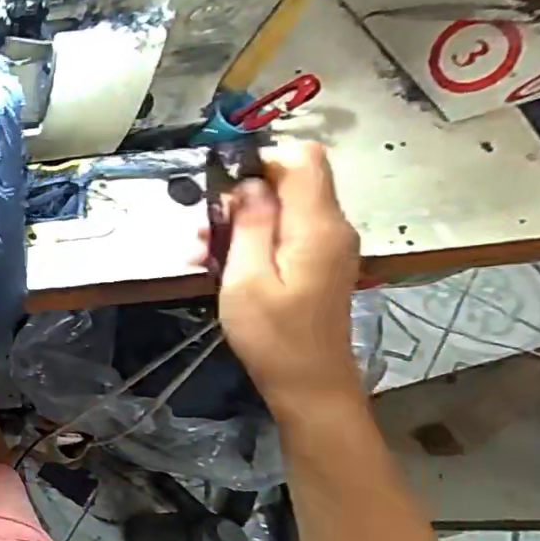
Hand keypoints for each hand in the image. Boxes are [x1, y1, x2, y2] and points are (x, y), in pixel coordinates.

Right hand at [199, 138, 362, 409]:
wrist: (309, 383)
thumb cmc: (272, 335)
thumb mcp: (246, 278)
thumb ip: (250, 223)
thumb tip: (250, 184)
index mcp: (317, 225)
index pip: (303, 156)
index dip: (262, 160)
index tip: (225, 190)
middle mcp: (332, 226)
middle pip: (292, 181)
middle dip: (244, 196)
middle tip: (208, 232)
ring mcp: (329, 244)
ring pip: (285, 207)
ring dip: (244, 221)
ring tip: (208, 253)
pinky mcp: (320, 261)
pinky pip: (288, 231)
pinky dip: (256, 238)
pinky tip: (228, 264)